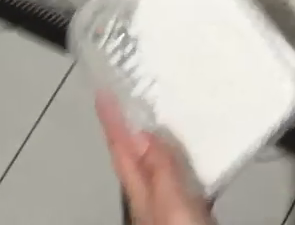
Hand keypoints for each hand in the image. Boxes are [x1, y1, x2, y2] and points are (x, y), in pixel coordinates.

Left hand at [98, 95, 213, 224]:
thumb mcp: (171, 199)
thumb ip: (158, 168)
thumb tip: (142, 133)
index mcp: (141, 189)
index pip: (122, 149)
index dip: (111, 120)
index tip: (103, 91)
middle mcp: (150, 192)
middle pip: (133, 153)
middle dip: (128, 124)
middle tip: (124, 95)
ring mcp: (167, 198)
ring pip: (155, 159)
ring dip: (153, 134)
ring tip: (155, 110)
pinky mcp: (187, 203)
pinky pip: (177, 168)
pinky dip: (179, 151)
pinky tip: (192, 145)